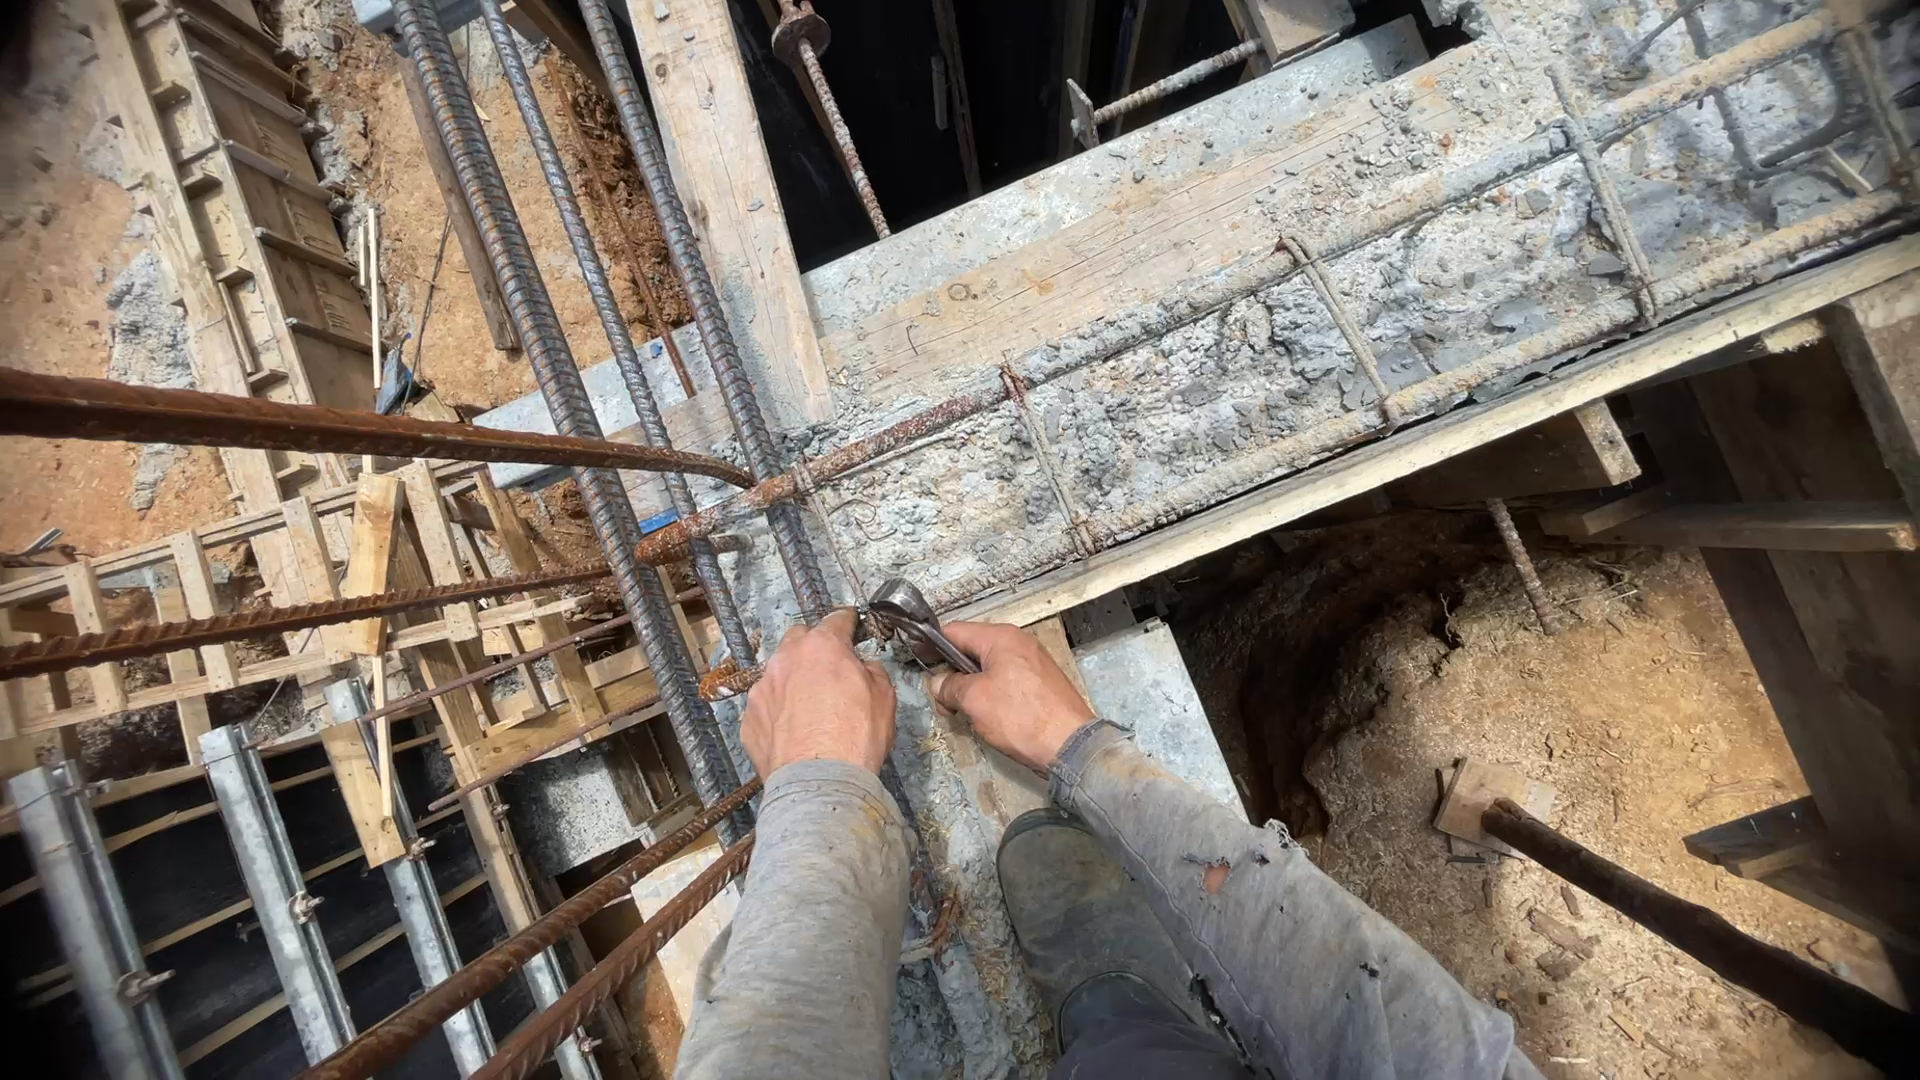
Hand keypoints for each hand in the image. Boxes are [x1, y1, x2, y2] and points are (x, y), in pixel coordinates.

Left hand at [740, 608, 895, 776]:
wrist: (819, 782)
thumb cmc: (856, 736)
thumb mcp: (885, 696)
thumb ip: (871, 670)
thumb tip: (862, 668)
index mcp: (822, 646)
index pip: (837, 619)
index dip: (848, 621)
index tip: (852, 625)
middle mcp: (786, 659)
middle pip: (799, 637)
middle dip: (814, 646)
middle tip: (830, 667)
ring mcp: (762, 688)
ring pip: (778, 670)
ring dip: (793, 678)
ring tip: (809, 705)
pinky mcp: (749, 718)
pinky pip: (766, 704)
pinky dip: (778, 709)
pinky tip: (793, 729)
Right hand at [927, 621, 1094, 772]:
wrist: (1071, 746)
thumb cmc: (1020, 717)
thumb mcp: (974, 700)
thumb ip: (950, 686)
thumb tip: (938, 684)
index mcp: (1001, 637)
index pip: (955, 631)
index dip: (932, 645)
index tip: (916, 660)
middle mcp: (1018, 642)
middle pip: (971, 650)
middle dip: (951, 674)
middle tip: (942, 701)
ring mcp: (1032, 662)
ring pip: (987, 668)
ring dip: (969, 688)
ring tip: (962, 713)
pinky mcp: (1040, 683)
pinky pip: (1004, 681)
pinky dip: (989, 694)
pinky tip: (986, 716)